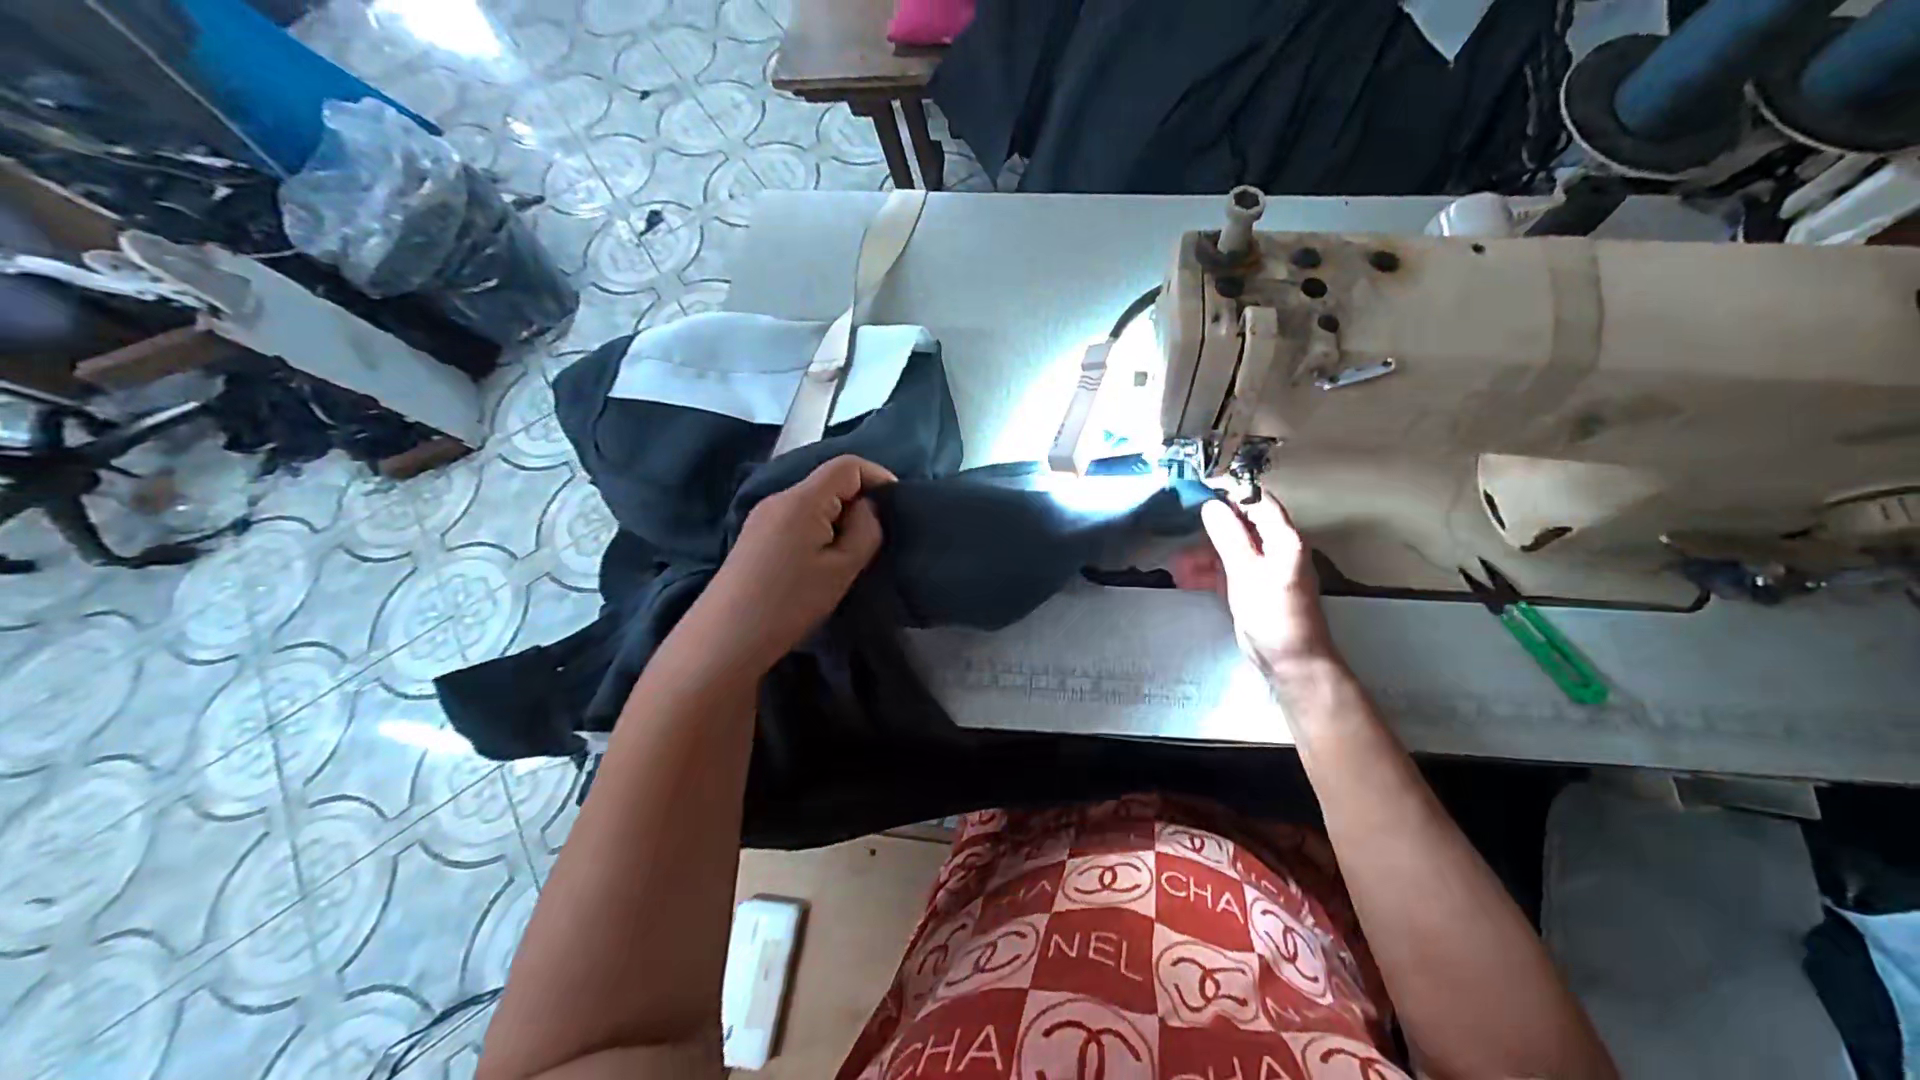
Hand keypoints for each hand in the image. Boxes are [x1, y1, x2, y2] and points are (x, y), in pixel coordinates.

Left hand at [677, 455, 896, 676]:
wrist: (726, 636)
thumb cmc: (790, 602)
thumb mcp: (842, 568)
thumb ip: (866, 530)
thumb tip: (867, 508)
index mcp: (803, 499)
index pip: (848, 465)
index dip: (878, 477)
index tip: (896, 506)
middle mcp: (780, 496)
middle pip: (829, 480)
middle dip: (859, 499)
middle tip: (876, 535)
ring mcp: (763, 515)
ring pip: (813, 500)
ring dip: (838, 516)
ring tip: (851, 552)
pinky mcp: (755, 535)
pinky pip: (797, 516)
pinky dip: (818, 527)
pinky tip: (821, 559)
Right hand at [1193, 493, 1341, 682]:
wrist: (1291, 662)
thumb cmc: (1274, 616)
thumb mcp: (1247, 573)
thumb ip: (1229, 537)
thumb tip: (1212, 505)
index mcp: (1284, 539)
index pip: (1258, 501)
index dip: (1230, 493)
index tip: (1199, 492)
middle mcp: (1276, 548)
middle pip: (1240, 525)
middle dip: (1209, 528)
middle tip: (1178, 529)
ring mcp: (1263, 569)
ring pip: (1229, 549)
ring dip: (1203, 554)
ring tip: (1176, 564)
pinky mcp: (1252, 587)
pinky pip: (1227, 570)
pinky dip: (1207, 572)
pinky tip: (1185, 578)